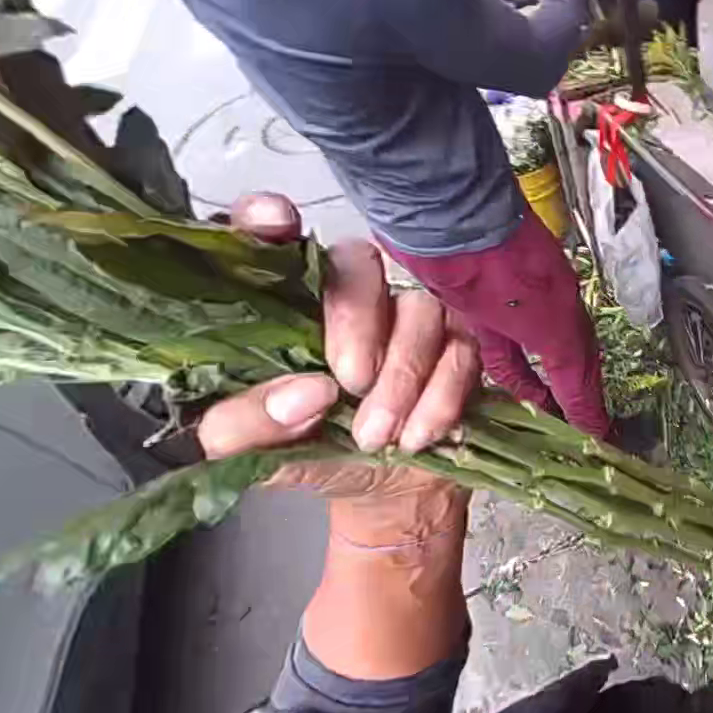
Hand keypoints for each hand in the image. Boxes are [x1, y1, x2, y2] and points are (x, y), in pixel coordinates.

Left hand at [197, 193, 481, 544]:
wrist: (388, 489)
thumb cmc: (319, 455)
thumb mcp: (259, 454)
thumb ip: (248, 427)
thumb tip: (305, 396)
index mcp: (288, 308)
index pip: (271, 244)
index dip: (268, 223)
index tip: (273, 222)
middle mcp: (353, 297)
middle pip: (361, 263)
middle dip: (357, 321)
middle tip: (349, 384)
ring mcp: (413, 316)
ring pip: (421, 308)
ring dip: (404, 376)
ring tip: (379, 436)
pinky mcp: (461, 344)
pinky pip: (464, 351)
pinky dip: (441, 396)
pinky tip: (419, 436)